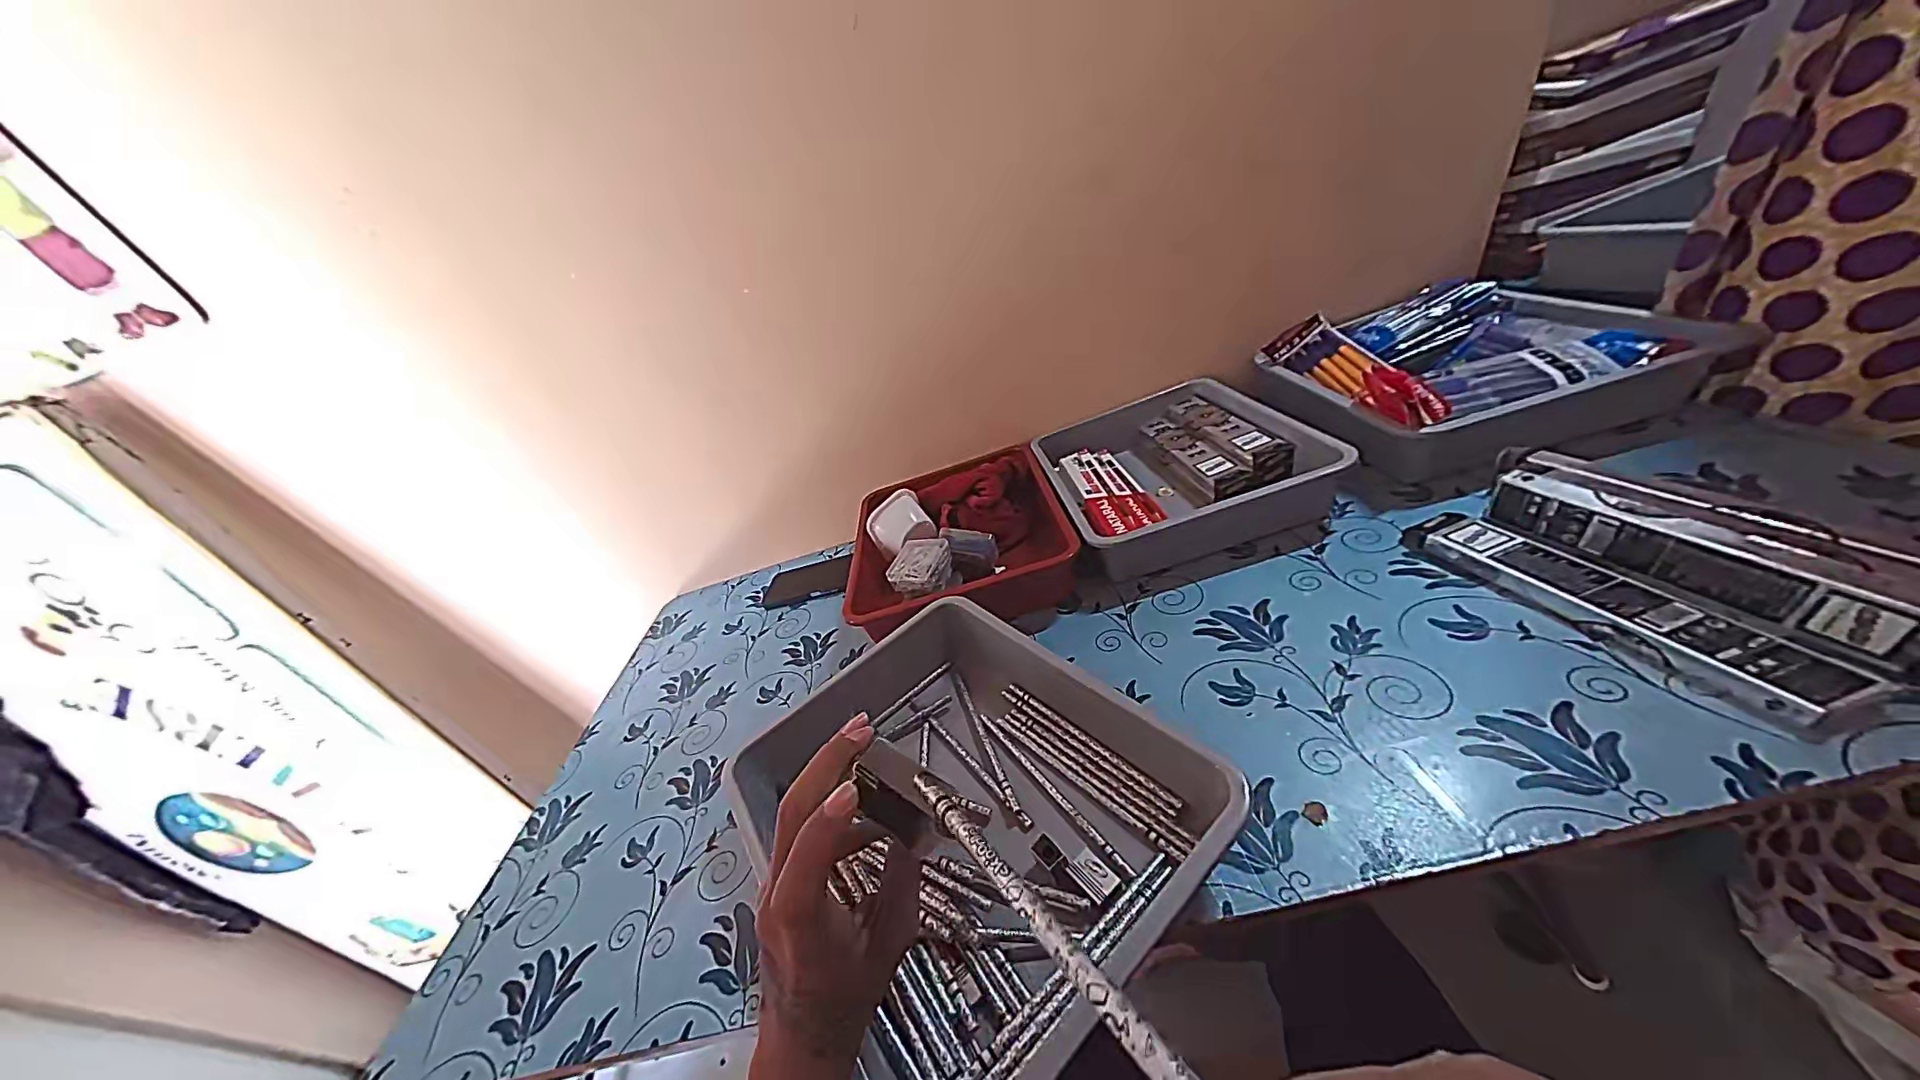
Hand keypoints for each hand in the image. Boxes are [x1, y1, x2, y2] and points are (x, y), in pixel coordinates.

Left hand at [750, 712, 921, 1079]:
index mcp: (799, 916)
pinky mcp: (782, 874)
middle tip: (859, 731)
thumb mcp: (888, 942)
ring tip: (861, 748)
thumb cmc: (839, 1001)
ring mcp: (773, 880)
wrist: (803, 1032)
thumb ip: (903, 880)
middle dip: (826, 761)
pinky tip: (864, 804)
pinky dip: (835, 805)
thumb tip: (915, 832)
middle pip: (792, 809)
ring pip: (794, 810)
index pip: (807, 852)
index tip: (857, 786)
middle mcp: (777, 891)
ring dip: (828, 772)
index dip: (832, 817)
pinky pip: (805, 826)